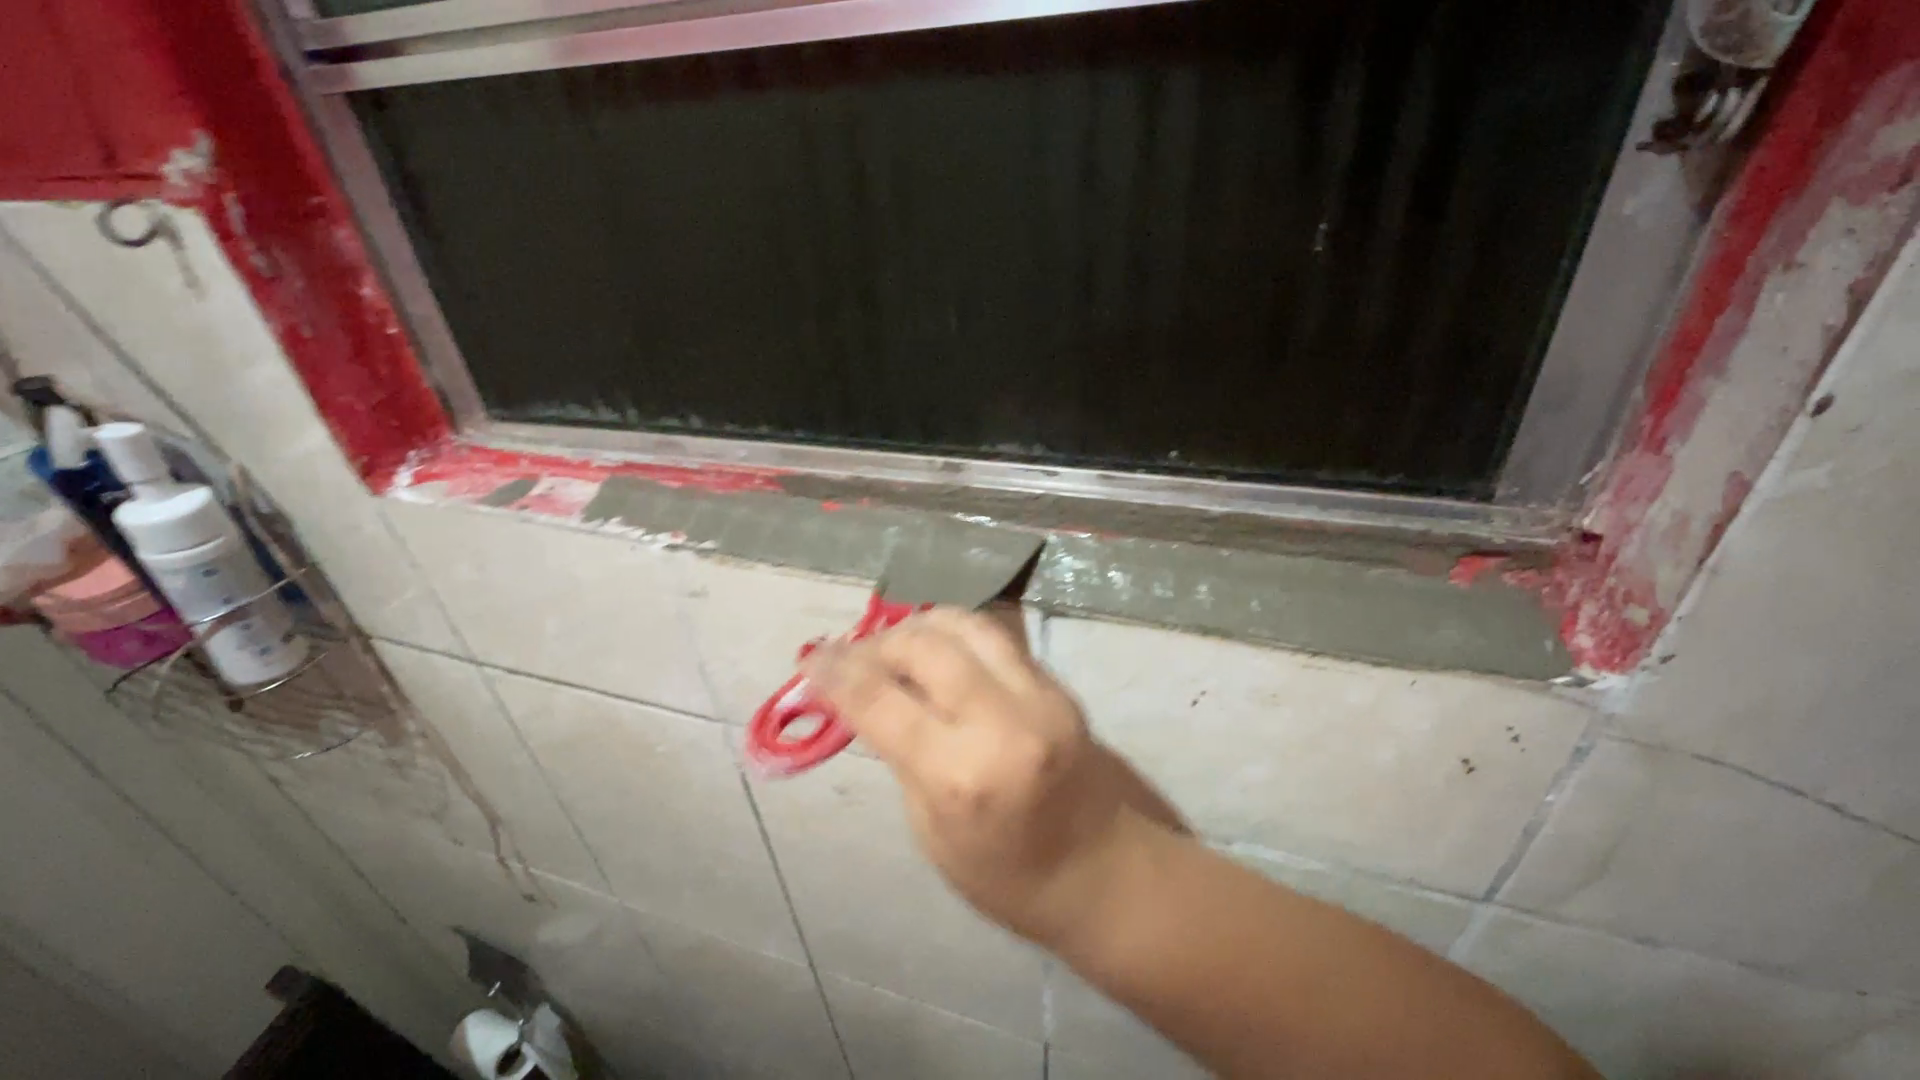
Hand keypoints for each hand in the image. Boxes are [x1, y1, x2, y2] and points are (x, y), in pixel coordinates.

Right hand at [804, 606, 1182, 947]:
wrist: (1105, 872)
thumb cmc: (1004, 876)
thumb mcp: (929, 829)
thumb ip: (901, 753)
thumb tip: (865, 695)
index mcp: (959, 774)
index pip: (880, 699)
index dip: (835, 672)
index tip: (810, 659)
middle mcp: (1002, 721)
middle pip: (923, 644)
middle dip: (877, 643)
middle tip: (853, 657)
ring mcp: (1039, 696)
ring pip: (965, 624)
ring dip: (919, 626)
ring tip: (894, 646)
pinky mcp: (1059, 685)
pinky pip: (996, 639)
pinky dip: (956, 637)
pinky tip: (937, 652)